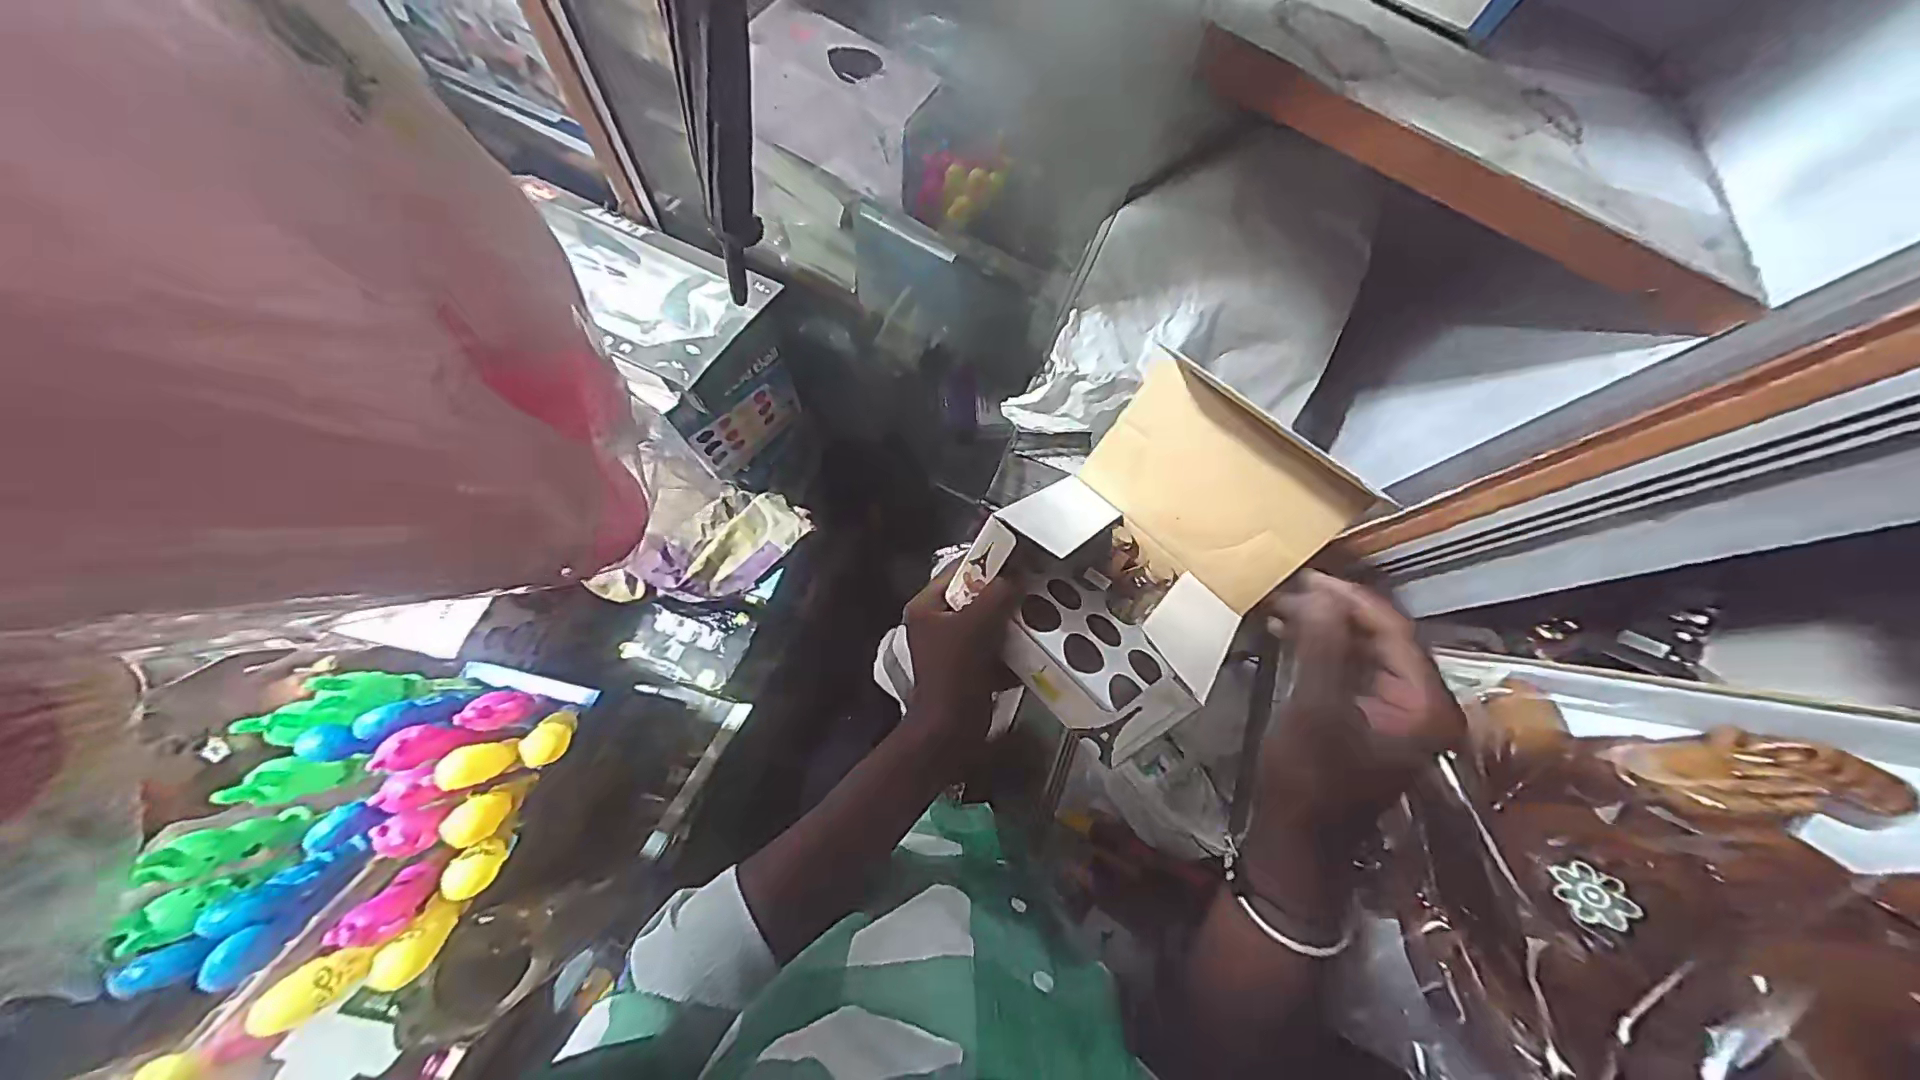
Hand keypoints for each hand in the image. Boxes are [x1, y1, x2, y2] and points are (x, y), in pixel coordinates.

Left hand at [903, 566, 1018, 742]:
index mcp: (926, 607)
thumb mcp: (977, 624)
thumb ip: (998, 594)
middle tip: (1032, 586)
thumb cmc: (955, 673)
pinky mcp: (969, 667)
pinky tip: (1032, 643)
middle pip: (975, 596)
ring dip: (1012, 621)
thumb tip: (1017, 574)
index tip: (1018, 558)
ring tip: (1037, 612)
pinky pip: (994, 647)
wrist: (951, 731)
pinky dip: (1011, 646)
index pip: (958, 570)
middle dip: (1005, 595)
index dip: (987, 562)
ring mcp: (952, 647)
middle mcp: (936, 623)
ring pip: (988, 622)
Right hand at [1258, 571, 1463, 830]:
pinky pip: (1352, 669)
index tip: (1309, 578)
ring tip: (1283, 605)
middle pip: (1383, 638)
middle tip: (1291, 588)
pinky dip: (1322, 648)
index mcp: (1425, 705)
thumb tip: (1321, 594)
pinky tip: (1290, 633)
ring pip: (1365, 650)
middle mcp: (1422, 705)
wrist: (1297, 838)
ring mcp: (1397, 713)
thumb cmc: (1307, 779)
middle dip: (1335, 610)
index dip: (1352, 600)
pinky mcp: (1371, 717)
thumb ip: (1322, 649)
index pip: (1395, 632)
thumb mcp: (1313, 710)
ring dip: (1325, 626)